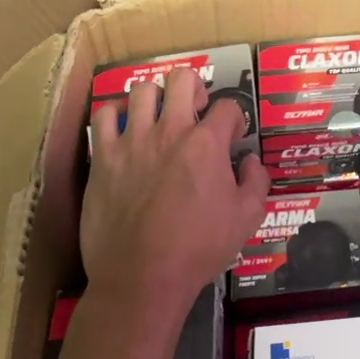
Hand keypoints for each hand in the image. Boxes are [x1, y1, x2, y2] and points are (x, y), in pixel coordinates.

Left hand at [81, 67, 270, 312]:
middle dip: (194, 88)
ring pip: (142, 90)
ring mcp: (132, 141)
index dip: (234, 119)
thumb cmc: (197, 250)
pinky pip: (103, 116)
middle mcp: (170, 130)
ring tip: (157, 117)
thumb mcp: (247, 219)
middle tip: (194, 112)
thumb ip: (256, 181)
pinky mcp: (103, 157)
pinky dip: (114, 115)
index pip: (227, 106)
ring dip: (155, 98)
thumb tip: (250, 160)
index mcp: (206, 143)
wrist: (141, 279)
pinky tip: (122, 128)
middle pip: (182, 78)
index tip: (232, 138)